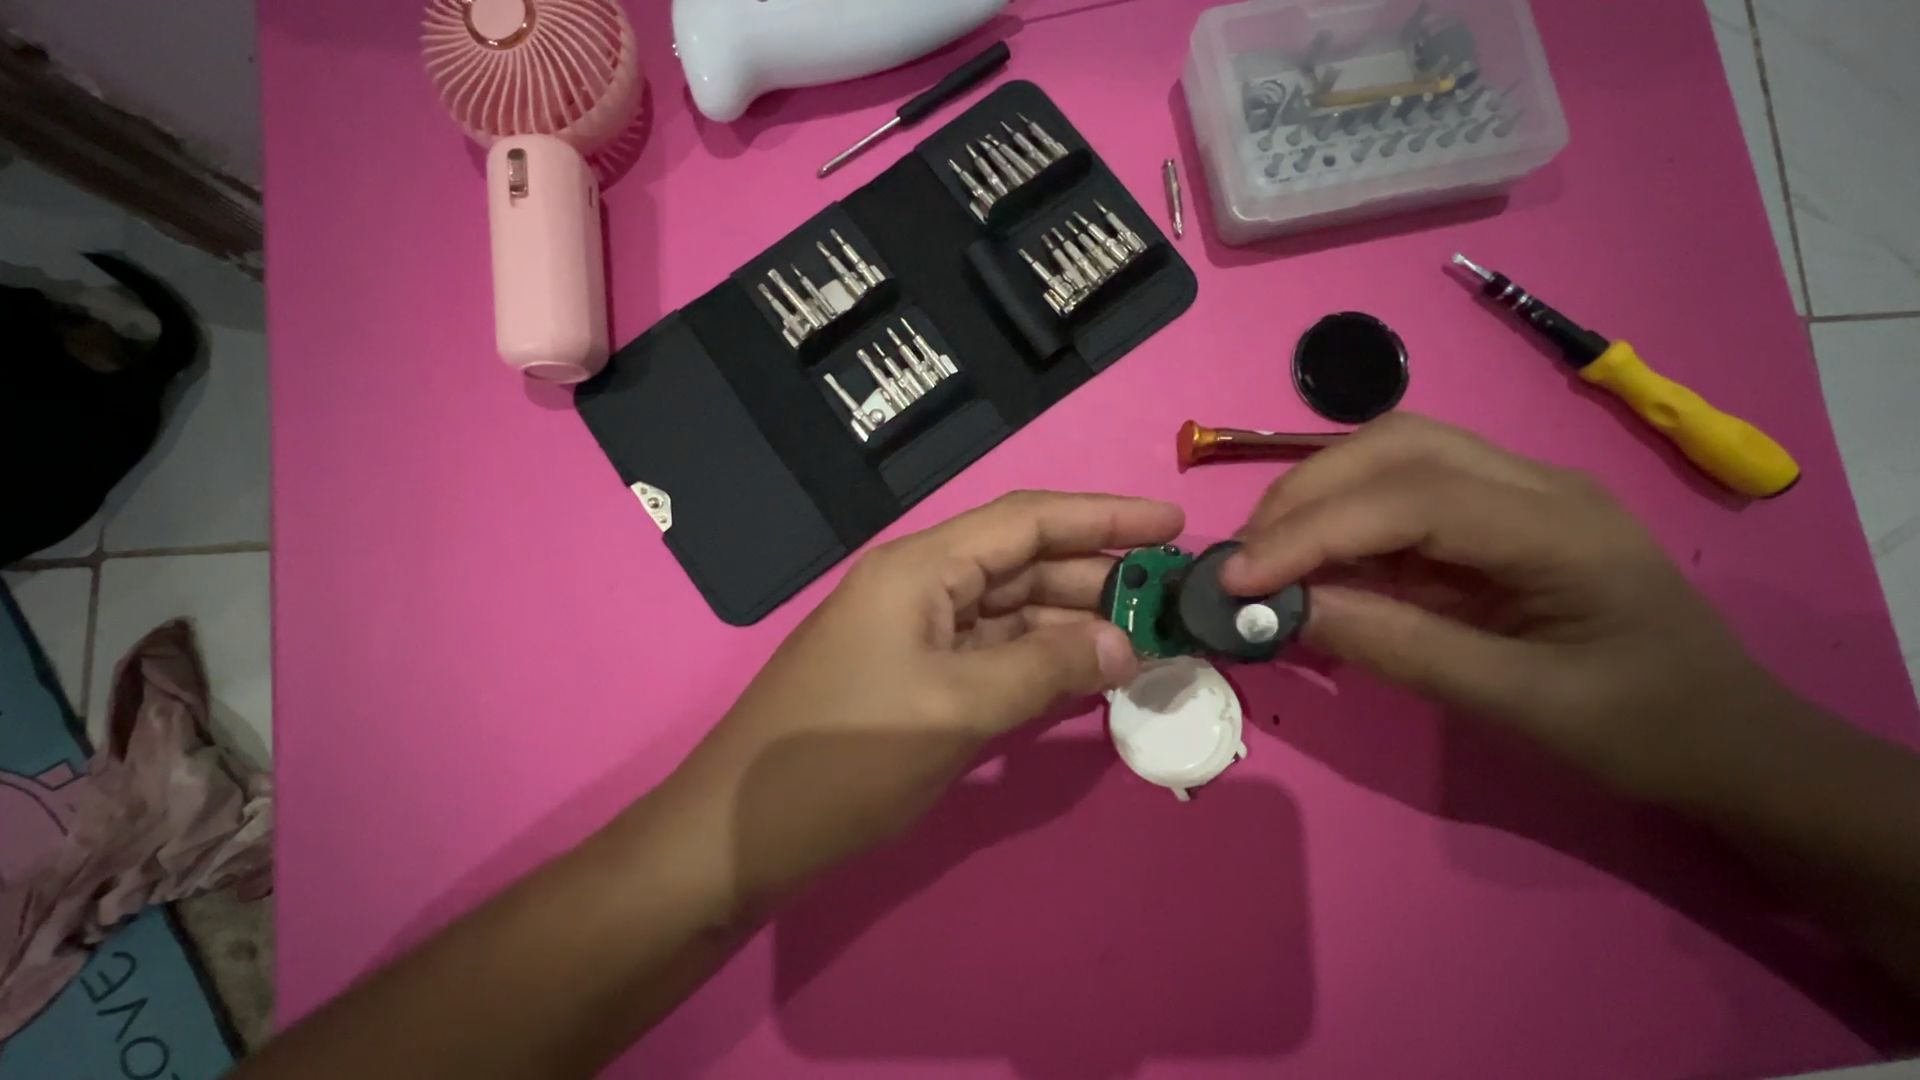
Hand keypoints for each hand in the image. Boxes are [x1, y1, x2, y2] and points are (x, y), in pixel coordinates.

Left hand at [684, 491, 1182, 905]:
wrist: (742, 832)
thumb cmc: (844, 757)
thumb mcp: (954, 709)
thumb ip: (1045, 669)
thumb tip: (1124, 646)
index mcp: (921, 568)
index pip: (1027, 521)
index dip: (1103, 517)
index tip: (1172, 527)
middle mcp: (920, 587)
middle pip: (1024, 564)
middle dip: (1097, 577)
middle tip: (1170, 600)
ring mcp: (915, 635)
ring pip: (1012, 612)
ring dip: (1073, 623)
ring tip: (1145, 640)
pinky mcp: (915, 680)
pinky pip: (993, 655)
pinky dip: (1040, 662)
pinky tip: (1086, 676)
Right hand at [1222, 413, 1794, 802]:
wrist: (1734, 738)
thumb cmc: (1647, 728)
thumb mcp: (1524, 706)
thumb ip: (1402, 649)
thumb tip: (1288, 611)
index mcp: (1559, 527)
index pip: (1409, 496)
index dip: (1312, 532)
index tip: (1239, 581)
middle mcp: (1533, 482)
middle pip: (1393, 445)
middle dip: (1303, 494)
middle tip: (1244, 561)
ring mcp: (1514, 489)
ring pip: (1389, 451)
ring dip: (1314, 494)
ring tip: (1264, 554)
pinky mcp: (1490, 513)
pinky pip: (1397, 492)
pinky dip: (1338, 517)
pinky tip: (1310, 559)